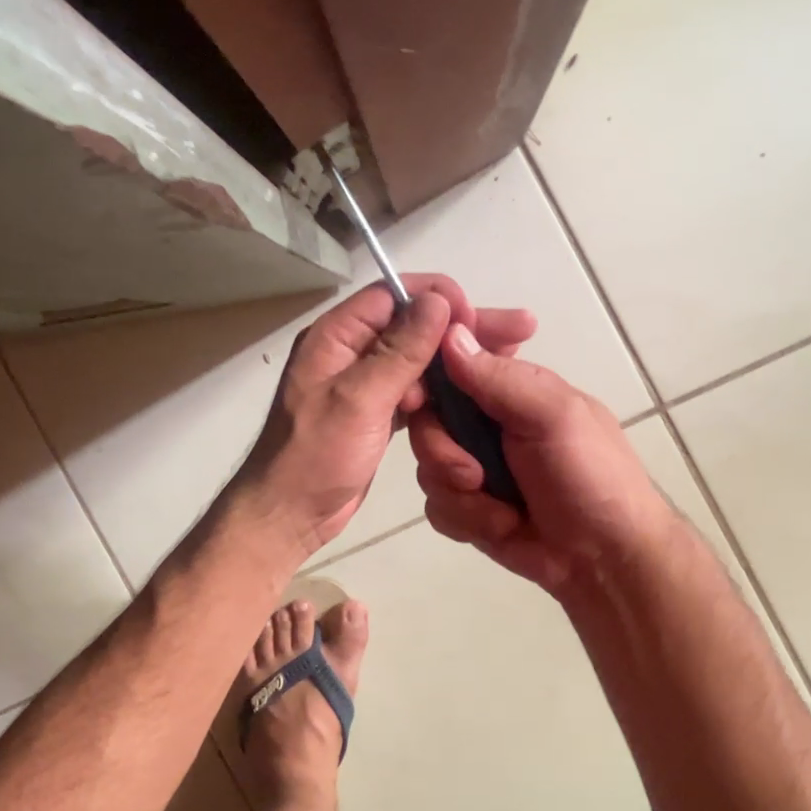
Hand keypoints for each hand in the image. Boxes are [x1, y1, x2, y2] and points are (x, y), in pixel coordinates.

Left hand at [234, 276, 536, 554]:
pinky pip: (413, 391)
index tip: (477, 316)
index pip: (391, 296)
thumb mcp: (359, 399)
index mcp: (333, 338)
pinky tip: (477, 393)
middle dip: (461, 327)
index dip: (437, 298)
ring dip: (457, 359)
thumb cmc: (316, 456)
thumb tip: (437, 301)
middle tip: (520, 330)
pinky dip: (442, 390)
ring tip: (509, 357)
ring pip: (417, 359)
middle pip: (411, 325)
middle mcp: (347, 353)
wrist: (289, 514)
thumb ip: (398, 351)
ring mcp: (361, 385)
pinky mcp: (374, 415)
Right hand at [410, 324, 676, 592]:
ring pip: (426, 468)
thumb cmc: (591, 477)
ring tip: (504, 514)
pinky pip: (435, 506)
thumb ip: (499, 379)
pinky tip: (500, 528)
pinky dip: (465, 521)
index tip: (419, 396)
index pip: (451, 361)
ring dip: (461, 496)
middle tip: (474, 476)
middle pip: (425, 421)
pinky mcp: (466, 507)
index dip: (427, 375)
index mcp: (508, 388)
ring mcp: (473, 465)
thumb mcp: (553, 417)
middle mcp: (484, 423)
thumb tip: (449, 332)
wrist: (604, 560)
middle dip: (443, 453)